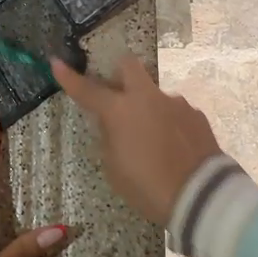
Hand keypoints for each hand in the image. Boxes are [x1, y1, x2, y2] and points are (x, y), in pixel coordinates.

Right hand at [54, 56, 222, 227]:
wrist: (201, 195)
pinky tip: (174, 148)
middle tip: (117, 95)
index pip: (87, 89)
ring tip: (153, 141)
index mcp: (120, 111)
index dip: (69, 77)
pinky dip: (169, 124)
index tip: (56, 62)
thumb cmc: (148, 187)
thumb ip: (110, 140)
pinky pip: (175, 112)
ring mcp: (175, 103)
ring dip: (148, 108)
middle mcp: (147, 98)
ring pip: (154, 94)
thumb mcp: (115, 169)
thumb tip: (113, 126)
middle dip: (118, 73)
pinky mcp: (196, 115)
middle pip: (128, 66)